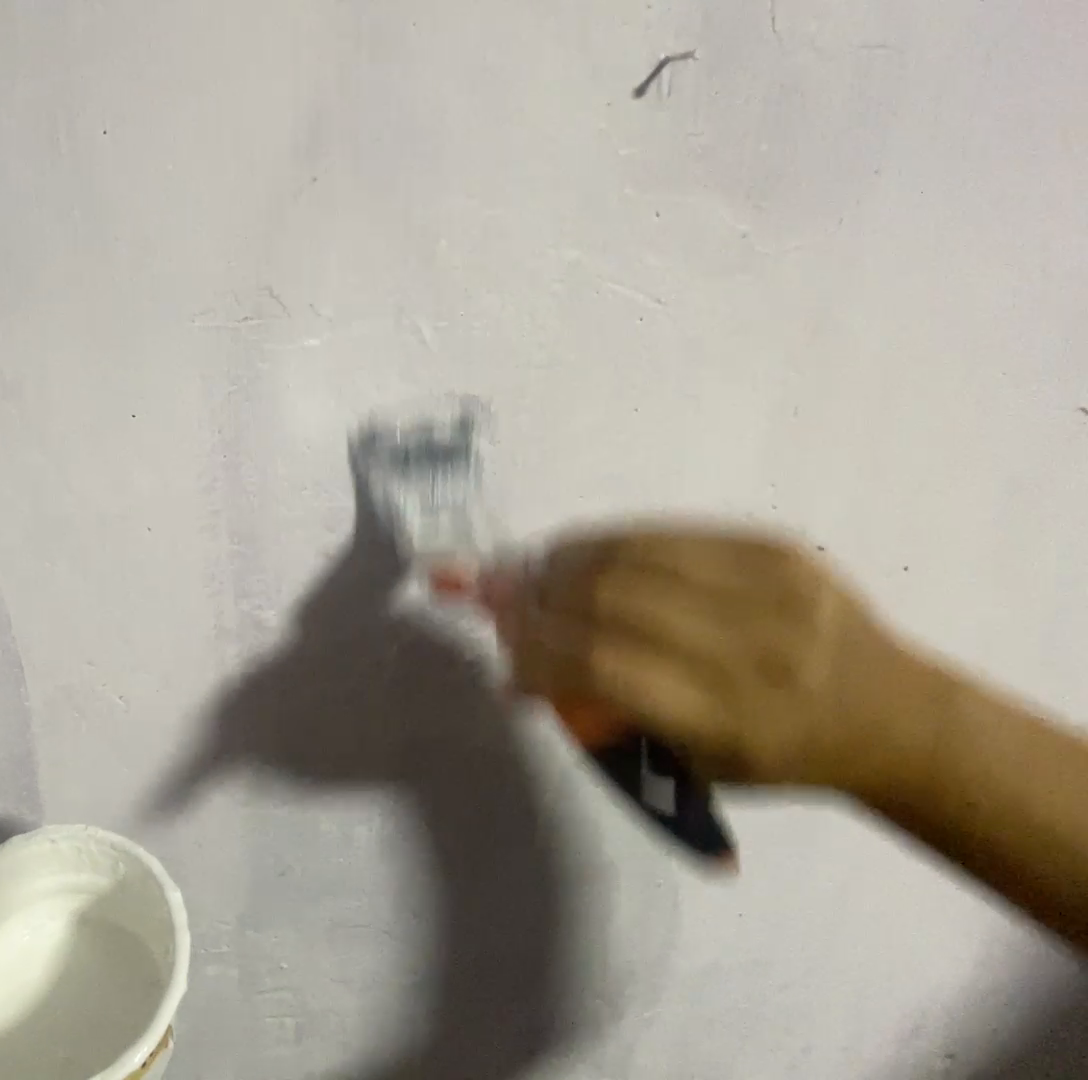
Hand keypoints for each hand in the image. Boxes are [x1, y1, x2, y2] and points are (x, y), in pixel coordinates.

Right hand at [490, 526, 938, 793]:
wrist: (896, 717)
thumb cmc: (774, 757)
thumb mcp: (687, 763)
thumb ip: (601, 715)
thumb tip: (512, 676)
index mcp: (726, 717)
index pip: (599, 666)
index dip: (534, 653)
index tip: (503, 659)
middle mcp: (750, 648)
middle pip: (605, 598)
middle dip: (533, 596)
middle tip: (495, 600)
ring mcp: (768, 588)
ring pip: (626, 555)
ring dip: (558, 563)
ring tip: (530, 576)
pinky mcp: (775, 548)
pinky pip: (661, 533)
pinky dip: (602, 544)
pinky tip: (578, 557)